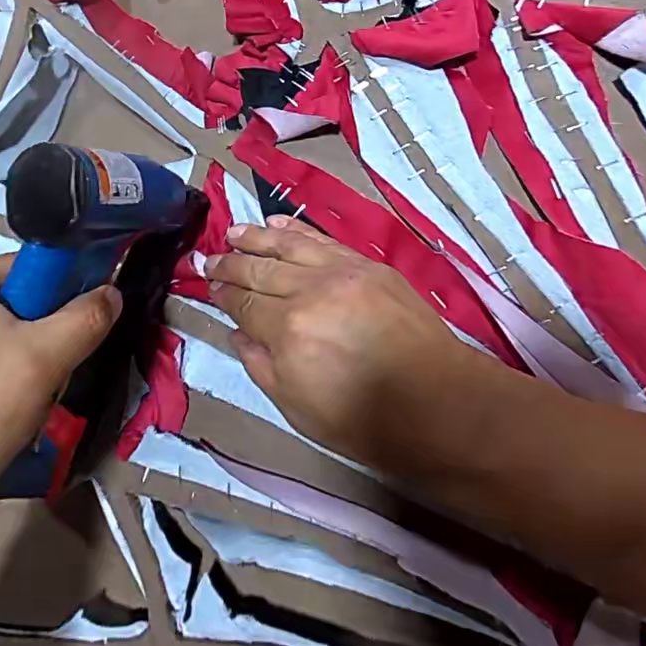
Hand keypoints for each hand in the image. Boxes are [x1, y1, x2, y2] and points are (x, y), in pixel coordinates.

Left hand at [0, 255, 120, 540]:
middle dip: (33, 354)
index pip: (25, 269)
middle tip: (40, 391)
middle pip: (6, 316)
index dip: (59, 299)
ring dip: (10, 386)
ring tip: (7, 427)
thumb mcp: (42, 362)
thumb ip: (85, 320)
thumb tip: (111, 292)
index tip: (73, 340)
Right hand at [204, 216, 477, 464]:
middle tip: (208, 257)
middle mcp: (310, 292)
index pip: (244, 303)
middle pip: (260, 270)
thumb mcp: (298, 408)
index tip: (208, 283)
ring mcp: (341, 272)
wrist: (437, 401)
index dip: (223, 293)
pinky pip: (322, 240)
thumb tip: (238, 333)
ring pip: (288, 246)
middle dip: (231, 263)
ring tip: (234, 232)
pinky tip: (277, 224)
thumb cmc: (364, 421)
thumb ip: (261, 366)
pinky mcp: (367, 265)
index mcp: (288, 331)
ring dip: (256, 237)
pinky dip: (296, 230)